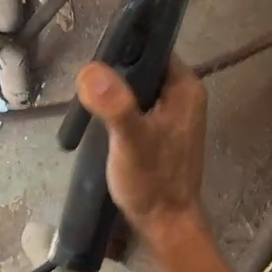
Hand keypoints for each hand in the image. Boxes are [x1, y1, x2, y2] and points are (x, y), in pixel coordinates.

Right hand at [76, 59, 209, 245]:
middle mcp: (183, 95)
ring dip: (113, 91)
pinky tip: (99, 119)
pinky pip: (135, 105)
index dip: (124, 46)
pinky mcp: (158, 130)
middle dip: (114, 71)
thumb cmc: (153, 182)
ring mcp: (171, 114)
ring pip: (136, 86)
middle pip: (141, 65)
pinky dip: (116, 108)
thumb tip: (89, 69)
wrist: (165, 225)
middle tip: (86, 85)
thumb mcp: (131, 141)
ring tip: (88, 100)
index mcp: (185, 87)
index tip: (95, 58)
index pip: (153, 46)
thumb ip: (115, 105)